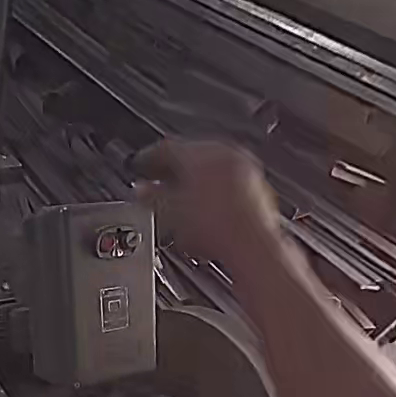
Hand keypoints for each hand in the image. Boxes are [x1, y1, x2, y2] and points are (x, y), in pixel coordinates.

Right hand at [133, 139, 282, 263]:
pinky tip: (203, 210)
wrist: (251, 247)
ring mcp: (243, 167)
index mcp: (198, 153)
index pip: (164, 149)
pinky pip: (227, 181)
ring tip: (179, 200)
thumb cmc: (215, 230)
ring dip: (192, 181)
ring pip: (209, 167)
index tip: (139, 168)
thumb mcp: (169, 215)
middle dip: (171, 171)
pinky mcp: (256, 185)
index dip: (147, 159)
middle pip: (189, 155)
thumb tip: (142, 191)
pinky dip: (211, 191)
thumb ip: (152, 198)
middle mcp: (223, 154)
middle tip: (156, 183)